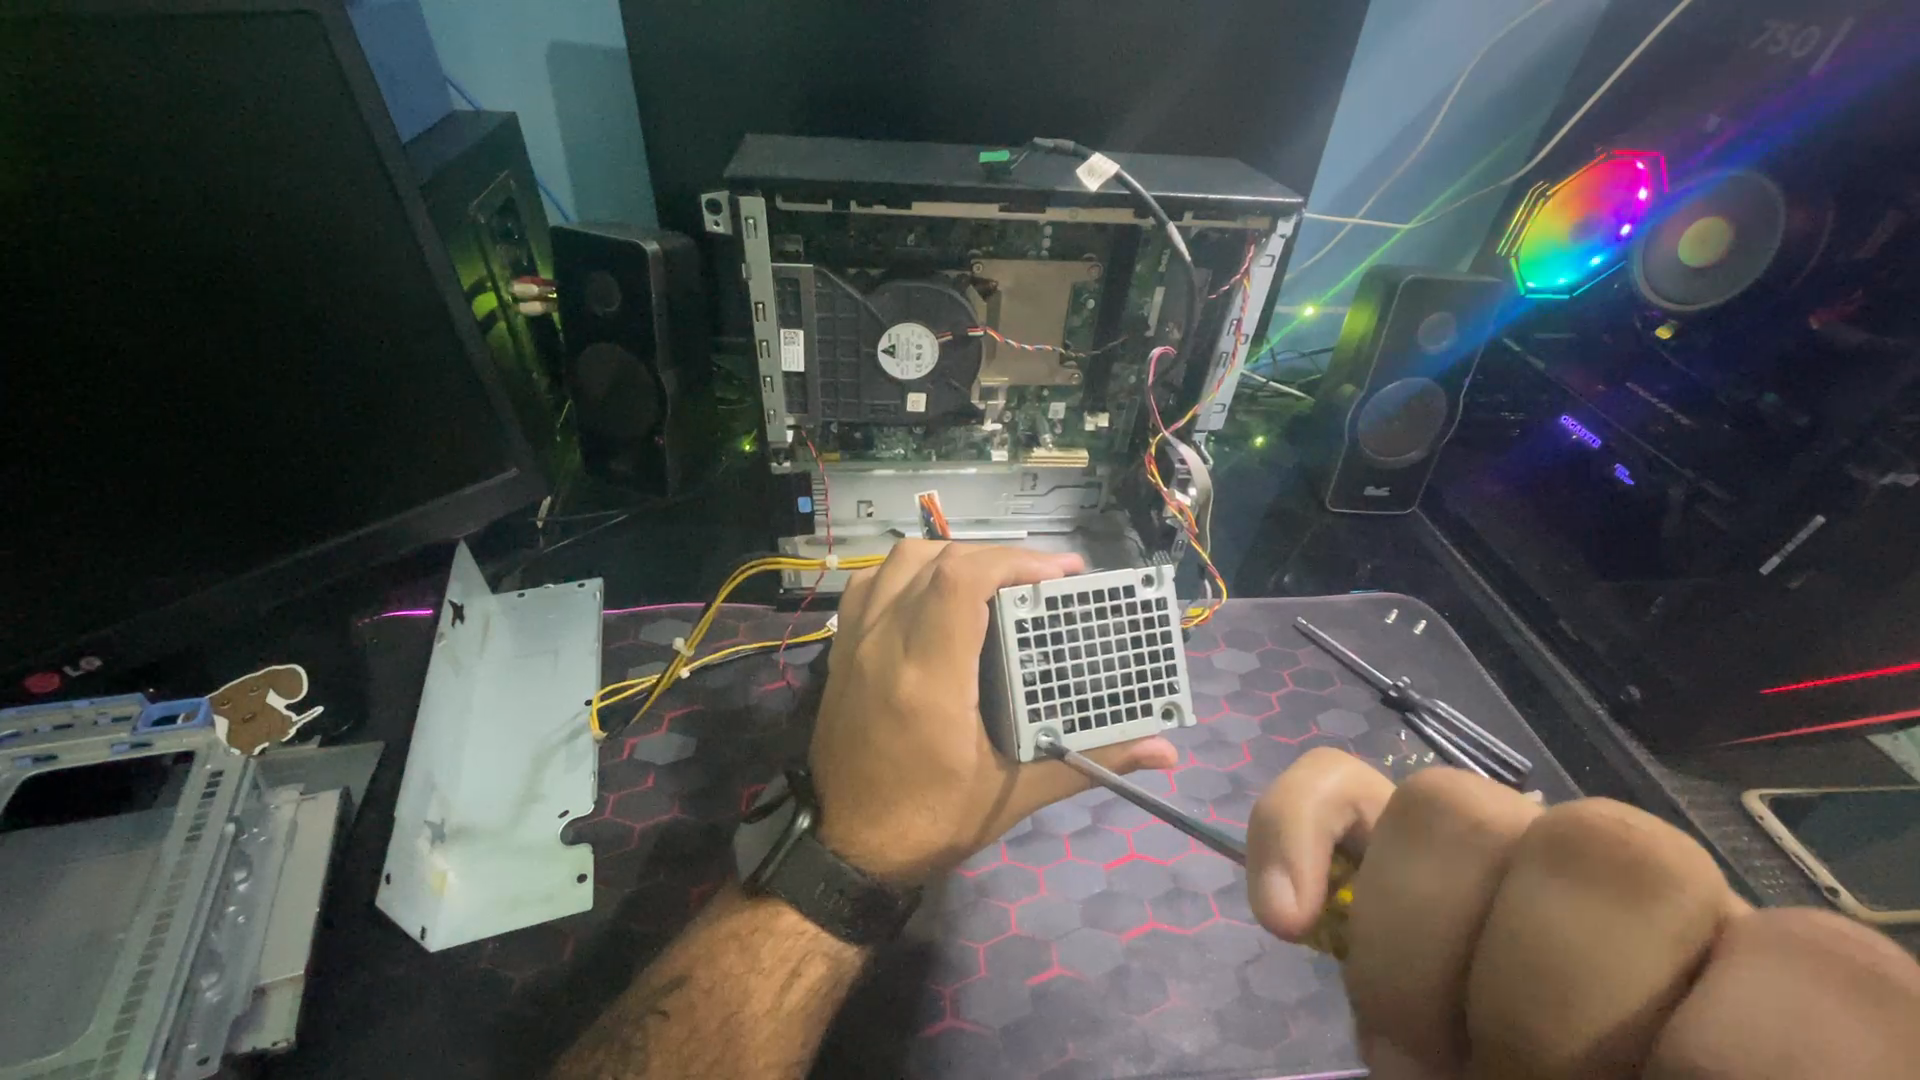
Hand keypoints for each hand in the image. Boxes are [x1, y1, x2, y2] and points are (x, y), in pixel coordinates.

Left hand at [809, 541, 1178, 885]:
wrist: (847, 848)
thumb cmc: (930, 822)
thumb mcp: (1013, 795)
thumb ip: (1088, 761)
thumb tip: (1163, 750)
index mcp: (928, 679)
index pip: (961, 582)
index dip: (1014, 561)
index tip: (1060, 575)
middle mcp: (885, 647)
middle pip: (936, 561)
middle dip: (996, 558)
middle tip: (1040, 582)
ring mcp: (856, 644)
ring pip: (899, 561)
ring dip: (951, 556)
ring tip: (992, 580)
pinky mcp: (843, 651)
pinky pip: (870, 582)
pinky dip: (908, 572)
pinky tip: (935, 593)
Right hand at [1246, 747, 1919, 1077]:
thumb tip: (1548, 1066)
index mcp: (1780, 1007)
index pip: (1812, 966)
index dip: (1729, 1056)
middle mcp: (1644, 891)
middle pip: (1604, 851)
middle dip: (1533, 1001)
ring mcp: (1507, 842)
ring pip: (1449, 804)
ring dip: (1411, 950)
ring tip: (1412, 1056)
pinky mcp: (1394, 830)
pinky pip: (1333, 785)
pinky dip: (1293, 831)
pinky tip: (1283, 915)